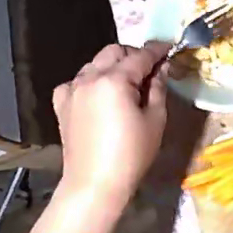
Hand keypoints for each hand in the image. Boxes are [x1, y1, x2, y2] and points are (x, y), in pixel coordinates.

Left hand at [53, 42, 170, 200]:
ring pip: (94, 64)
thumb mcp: (155, 120)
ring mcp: (72, 90)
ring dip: (112, 66)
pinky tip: (100, 96)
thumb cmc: (131, 154)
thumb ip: (158, 88)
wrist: (94, 185)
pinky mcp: (62, 104)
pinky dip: (90, 82)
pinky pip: (77, 82)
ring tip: (126, 85)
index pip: (140, 55)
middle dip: (133, 55)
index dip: (158, 50)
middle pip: (114, 52)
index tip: (170, 48)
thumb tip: (161, 69)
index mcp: (115, 80)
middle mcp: (90, 78)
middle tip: (150, 71)